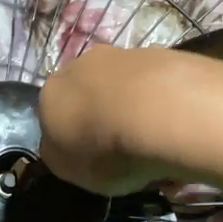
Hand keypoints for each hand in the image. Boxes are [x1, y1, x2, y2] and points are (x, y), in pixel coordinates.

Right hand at [37, 44, 181, 194]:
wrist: (163, 113)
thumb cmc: (104, 149)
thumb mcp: (65, 168)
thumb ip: (57, 153)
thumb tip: (58, 144)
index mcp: (51, 94)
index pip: (50, 114)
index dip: (67, 133)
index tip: (84, 152)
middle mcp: (80, 66)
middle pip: (85, 91)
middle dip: (97, 112)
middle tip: (116, 142)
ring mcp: (122, 55)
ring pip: (121, 83)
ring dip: (129, 103)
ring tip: (150, 134)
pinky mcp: (161, 52)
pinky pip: (154, 81)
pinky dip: (159, 99)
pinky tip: (172, 121)